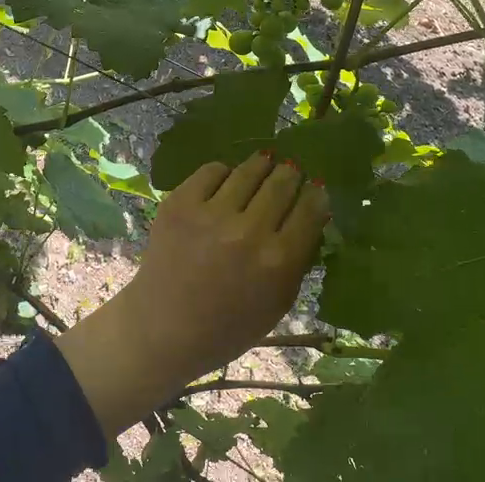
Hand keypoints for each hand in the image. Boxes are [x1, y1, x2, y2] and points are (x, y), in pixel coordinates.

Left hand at [55, 152, 331, 437]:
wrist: (167, 325)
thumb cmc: (229, 324)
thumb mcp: (279, 301)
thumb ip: (298, 259)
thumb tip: (312, 216)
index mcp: (279, 261)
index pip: (309, 211)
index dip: (316, 195)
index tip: (317, 187)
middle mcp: (248, 231)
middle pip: (280, 185)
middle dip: (290, 175)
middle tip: (292, 169)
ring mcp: (211, 214)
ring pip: (247, 172)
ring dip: (261, 165)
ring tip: (266, 160)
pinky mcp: (180, 202)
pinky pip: (211, 172)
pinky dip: (224, 172)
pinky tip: (227, 177)